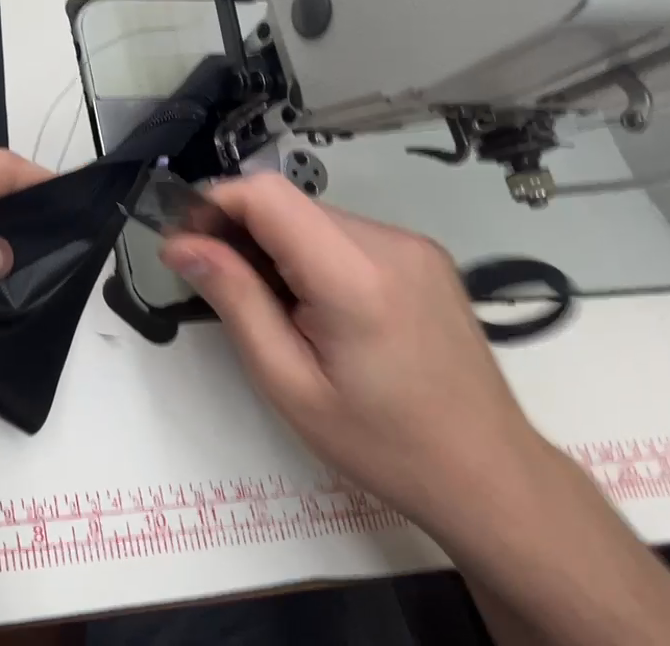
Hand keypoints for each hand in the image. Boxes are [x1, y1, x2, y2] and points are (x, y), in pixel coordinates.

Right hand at [160, 174, 551, 532]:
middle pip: (286, 204)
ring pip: (311, 216)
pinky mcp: (424, 258)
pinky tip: (312, 308)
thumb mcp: (287, 381)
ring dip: (273, 246)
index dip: (213, 206)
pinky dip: (308, 255)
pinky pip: (342, 234)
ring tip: (270, 309)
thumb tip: (180, 245)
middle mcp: (390, 244)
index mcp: (355, 277)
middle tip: (216, 287)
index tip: (185, 247)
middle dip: (238, 232)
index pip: (266, 195)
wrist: (489, 475)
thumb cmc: (381, 442)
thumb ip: (234, 300)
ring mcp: (414, 248)